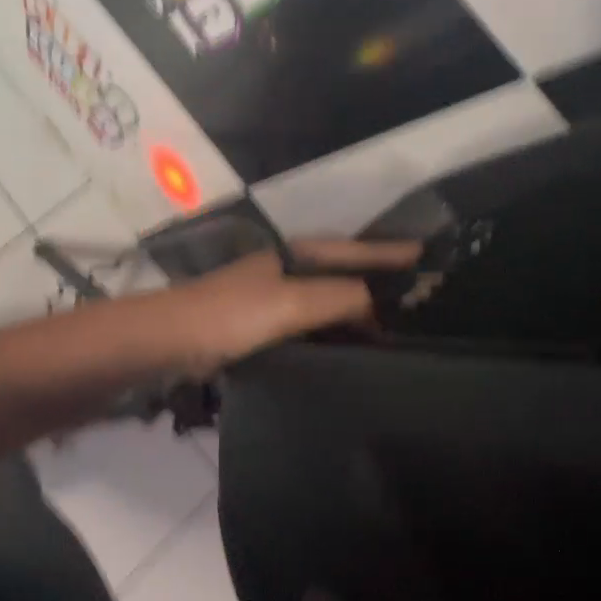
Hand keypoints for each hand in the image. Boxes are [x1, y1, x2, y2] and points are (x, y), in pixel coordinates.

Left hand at [167, 239, 422, 373]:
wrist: (172, 341)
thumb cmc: (232, 314)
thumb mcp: (292, 302)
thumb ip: (338, 297)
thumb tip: (379, 301)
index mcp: (293, 255)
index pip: (352, 250)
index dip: (388, 253)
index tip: (428, 256)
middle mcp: (285, 269)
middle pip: (341, 271)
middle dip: (378, 280)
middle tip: (423, 300)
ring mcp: (271, 297)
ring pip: (326, 299)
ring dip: (358, 310)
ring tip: (398, 329)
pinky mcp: (260, 326)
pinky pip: (311, 325)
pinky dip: (335, 331)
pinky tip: (351, 351)